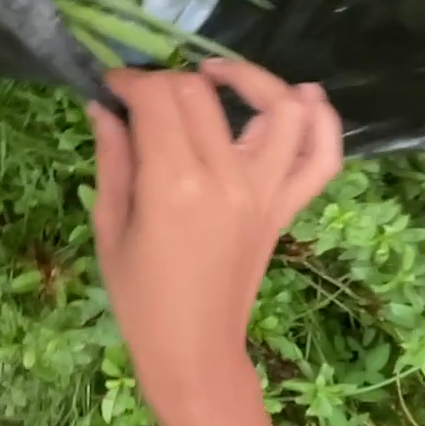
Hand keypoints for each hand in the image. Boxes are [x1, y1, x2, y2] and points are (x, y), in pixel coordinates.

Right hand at [89, 61, 342, 411]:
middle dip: (164, 79)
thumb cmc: (137, 294)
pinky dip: (322, 120)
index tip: (109, 84)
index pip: (157, 100)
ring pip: (279, 109)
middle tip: (140, 93)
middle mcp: (226, 179)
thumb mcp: (110, 224)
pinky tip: (302, 97)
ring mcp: (264, 193)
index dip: (129, 80)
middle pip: (202, 95)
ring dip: (248, 78)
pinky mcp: (285, 208)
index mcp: (172, 185)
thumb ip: (112, 158)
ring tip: (214, 76)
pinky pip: (321, 157)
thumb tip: (102, 107)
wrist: (193, 349)